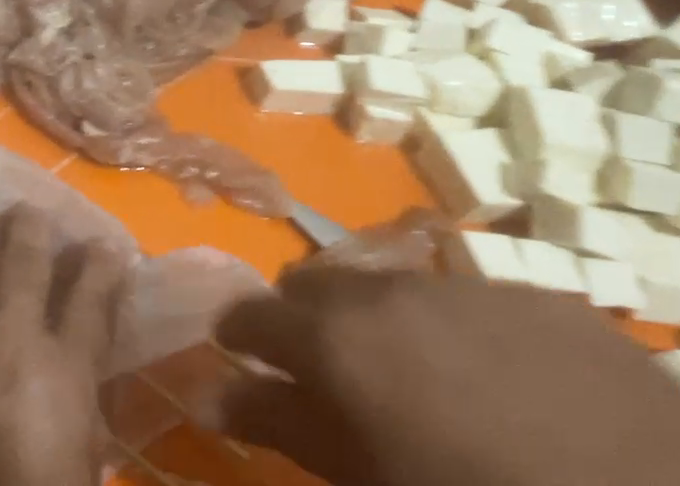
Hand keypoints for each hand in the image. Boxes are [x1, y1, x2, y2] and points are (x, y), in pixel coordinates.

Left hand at [0, 206, 128, 485]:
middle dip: (32, 226)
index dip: (101, 267)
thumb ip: (83, 403)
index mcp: (64, 367)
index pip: (90, 300)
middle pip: (25, 260)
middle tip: (31, 209)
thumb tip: (84, 370)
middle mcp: (11, 332)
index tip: (104, 243)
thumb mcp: (80, 456)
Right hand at [214, 268, 679, 485]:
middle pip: (313, 283)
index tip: (247, 361)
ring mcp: (469, 289)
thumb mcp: (364, 474)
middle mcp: (385, 289)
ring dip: (386, 320)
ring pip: (393, 286)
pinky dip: (464, 330)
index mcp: (330, 333)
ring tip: (428, 379)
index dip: (240, 337)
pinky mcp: (547, 302)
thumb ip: (278, 423)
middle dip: (309, 320)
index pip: (247, 311)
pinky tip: (506, 383)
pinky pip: (477, 301)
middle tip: (338, 374)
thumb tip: (203, 396)